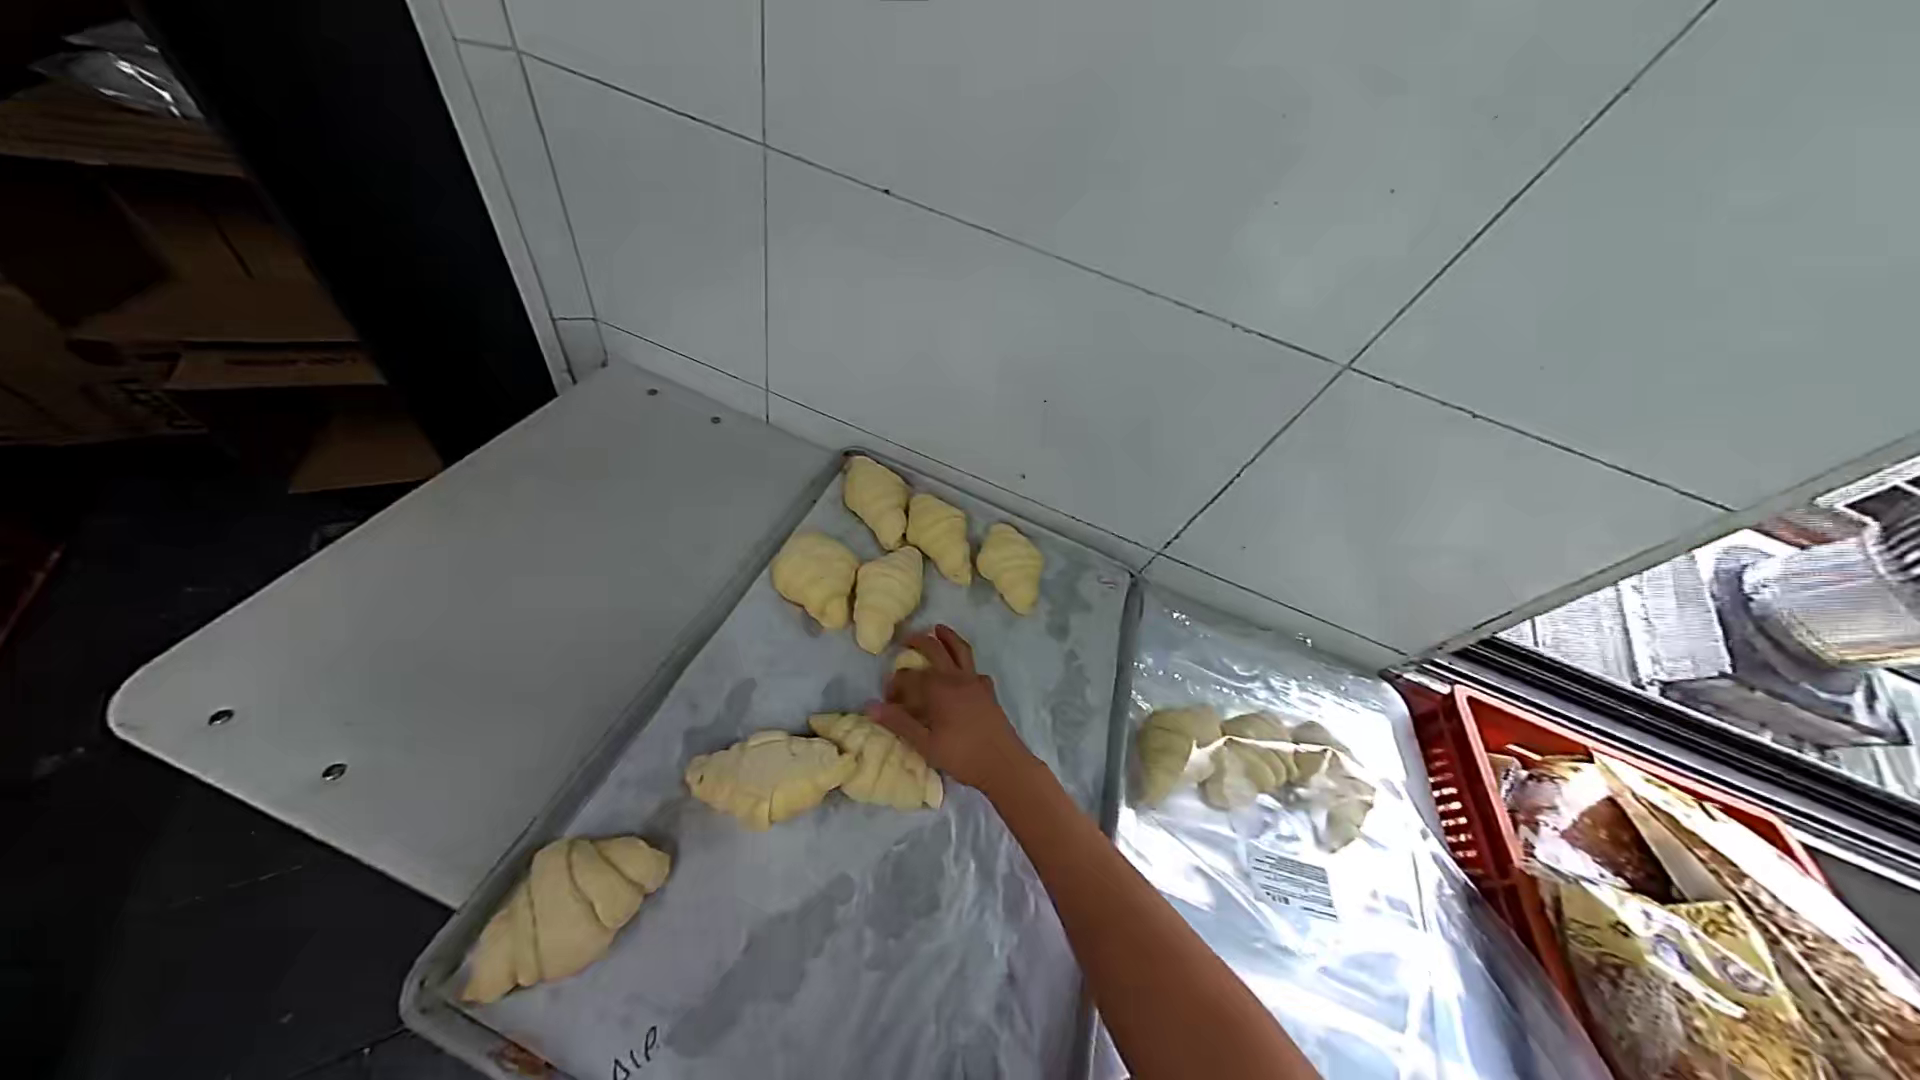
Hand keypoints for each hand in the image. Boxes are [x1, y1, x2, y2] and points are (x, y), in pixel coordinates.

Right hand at [868, 625, 1039, 797]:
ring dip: (948, 638)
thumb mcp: (925, 743)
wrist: (1003, 764)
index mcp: (938, 689)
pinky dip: (966, 664)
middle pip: (935, 651)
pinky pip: (975, 669)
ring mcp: (975, 682)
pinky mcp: (988, 691)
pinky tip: (963, 673)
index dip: (895, 684)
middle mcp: (956, 679)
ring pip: (960, 651)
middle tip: (906, 639)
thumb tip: (870, 706)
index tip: (888, 698)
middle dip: (919, 642)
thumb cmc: (962, 756)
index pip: (909, 677)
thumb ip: (899, 722)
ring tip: (938, 628)